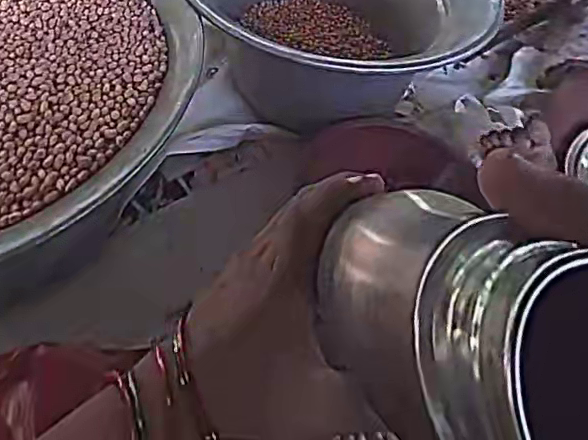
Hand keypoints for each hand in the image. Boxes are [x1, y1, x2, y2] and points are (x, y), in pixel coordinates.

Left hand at [182, 172, 388, 439]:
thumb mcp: (320, 404)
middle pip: (296, 208)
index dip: (343, 189)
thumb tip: (407, 405)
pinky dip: (298, 236)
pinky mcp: (232, 284)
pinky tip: (312, 261)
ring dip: (315, 215)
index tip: (371, 182)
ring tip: (348, 222)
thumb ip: (372, 400)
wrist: (180, 401)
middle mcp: (256, 256)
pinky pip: (273, 243)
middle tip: (368, 197)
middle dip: (334, 197)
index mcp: (278, 268)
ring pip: (282, 224)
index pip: (310, 208)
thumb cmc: (243, 395)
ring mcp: (241, 267)